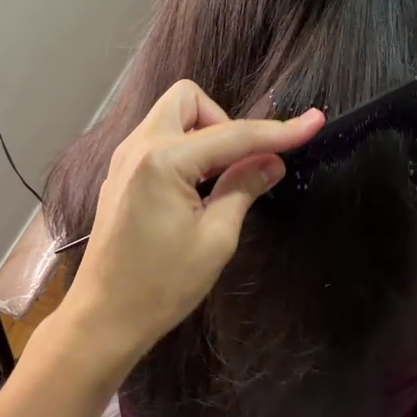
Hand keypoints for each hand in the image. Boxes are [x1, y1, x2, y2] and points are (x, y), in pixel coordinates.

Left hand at [57, 80, 323, 365]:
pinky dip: (185, 149)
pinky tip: (195, 189)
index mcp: (163, 160)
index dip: (278, 131)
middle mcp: (138, 147)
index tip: (313, 123)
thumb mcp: (215, 239)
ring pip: (171, 116)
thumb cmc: (161, 285)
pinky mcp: (120, 174)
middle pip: (188, 98)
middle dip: (223, 120)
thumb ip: (243, 188)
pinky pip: (158, 139)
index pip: (233, 134)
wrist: (103, 318)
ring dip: (203, 134)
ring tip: (219, 180)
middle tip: (239, 163)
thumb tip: (271, 162)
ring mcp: (124, 159)